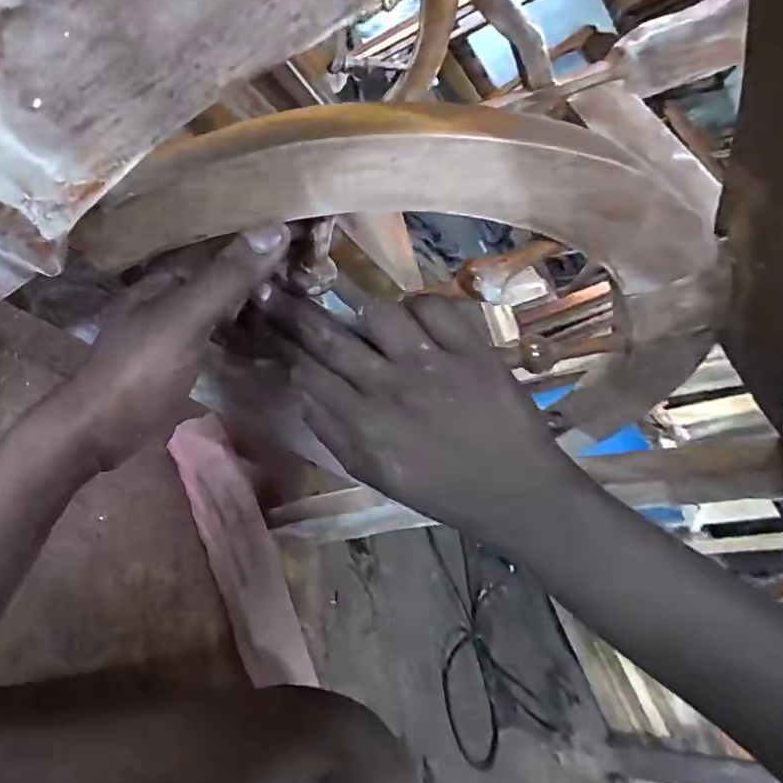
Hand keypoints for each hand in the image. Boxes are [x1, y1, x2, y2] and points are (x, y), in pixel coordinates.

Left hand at [52, 225, 291, 470]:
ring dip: (253, 303)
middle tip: (311, 271)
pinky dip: (240, 332)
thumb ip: (226, 278)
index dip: (258, 240)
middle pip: (220, 275)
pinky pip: (216, 335)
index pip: (220, 246)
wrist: (99, 431)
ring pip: (220, 306)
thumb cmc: (139, 370)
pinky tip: (266, 337)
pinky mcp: (176, 359)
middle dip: (260, 271)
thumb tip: (275, 228)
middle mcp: (166, 295)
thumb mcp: (185, 319)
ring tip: (300, 298)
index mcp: (164, 276)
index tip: (304, 237)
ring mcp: (170, 329)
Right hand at [255, 287, 582, 533]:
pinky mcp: (474, 351)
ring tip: (371, 324)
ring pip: (379, 312)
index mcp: (365, 424)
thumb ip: (330, 431)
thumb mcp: (371, 472)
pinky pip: (433, 306)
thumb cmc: (436, 487)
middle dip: (294, 311)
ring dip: (366, 314)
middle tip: (272, 288)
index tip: (263, 322)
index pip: (308, 371)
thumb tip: (298, 385)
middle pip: (330, 338)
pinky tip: (415, 323)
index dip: (282, 343)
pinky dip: (418, 307)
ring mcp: (435, 364)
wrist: (519, 494)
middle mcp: (392, 388)